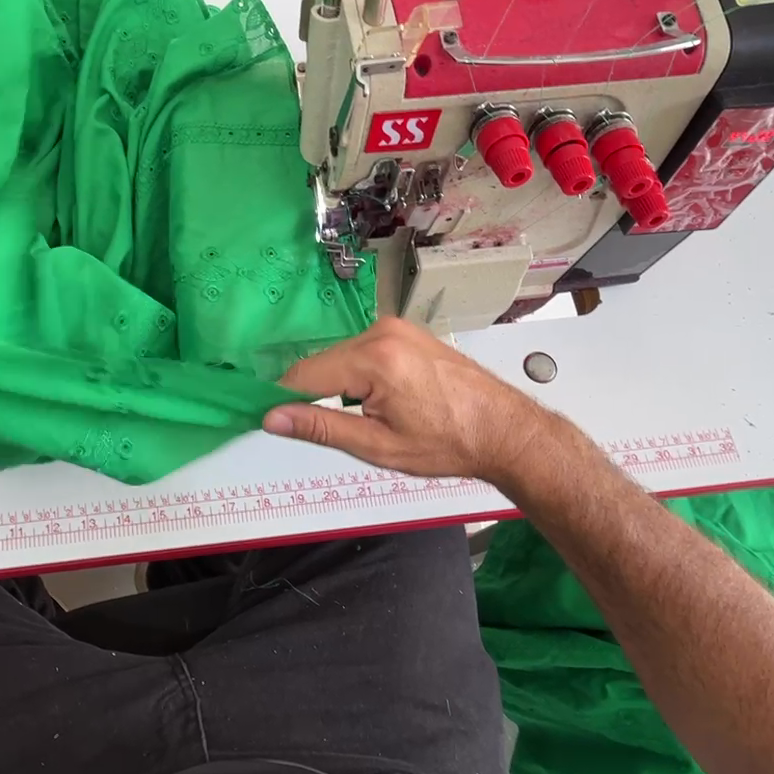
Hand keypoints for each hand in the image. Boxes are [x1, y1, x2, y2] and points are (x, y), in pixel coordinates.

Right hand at [263, 317, 587, 484]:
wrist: (505, 431)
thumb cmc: (446, 444)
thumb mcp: (378, 445)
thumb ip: (320, 427)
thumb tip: (271, 418)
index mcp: (374, 357)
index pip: (304, 375)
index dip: (282, 400)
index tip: (268, 421)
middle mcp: (381, 331)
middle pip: (321, 363)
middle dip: (310, 394)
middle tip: (314, 430)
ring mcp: (396, 327)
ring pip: (340, 357)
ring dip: (334, 386)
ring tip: (356, 419)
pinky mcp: (405, 332)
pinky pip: (362, 351)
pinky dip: (354, 375)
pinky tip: (373, 401)